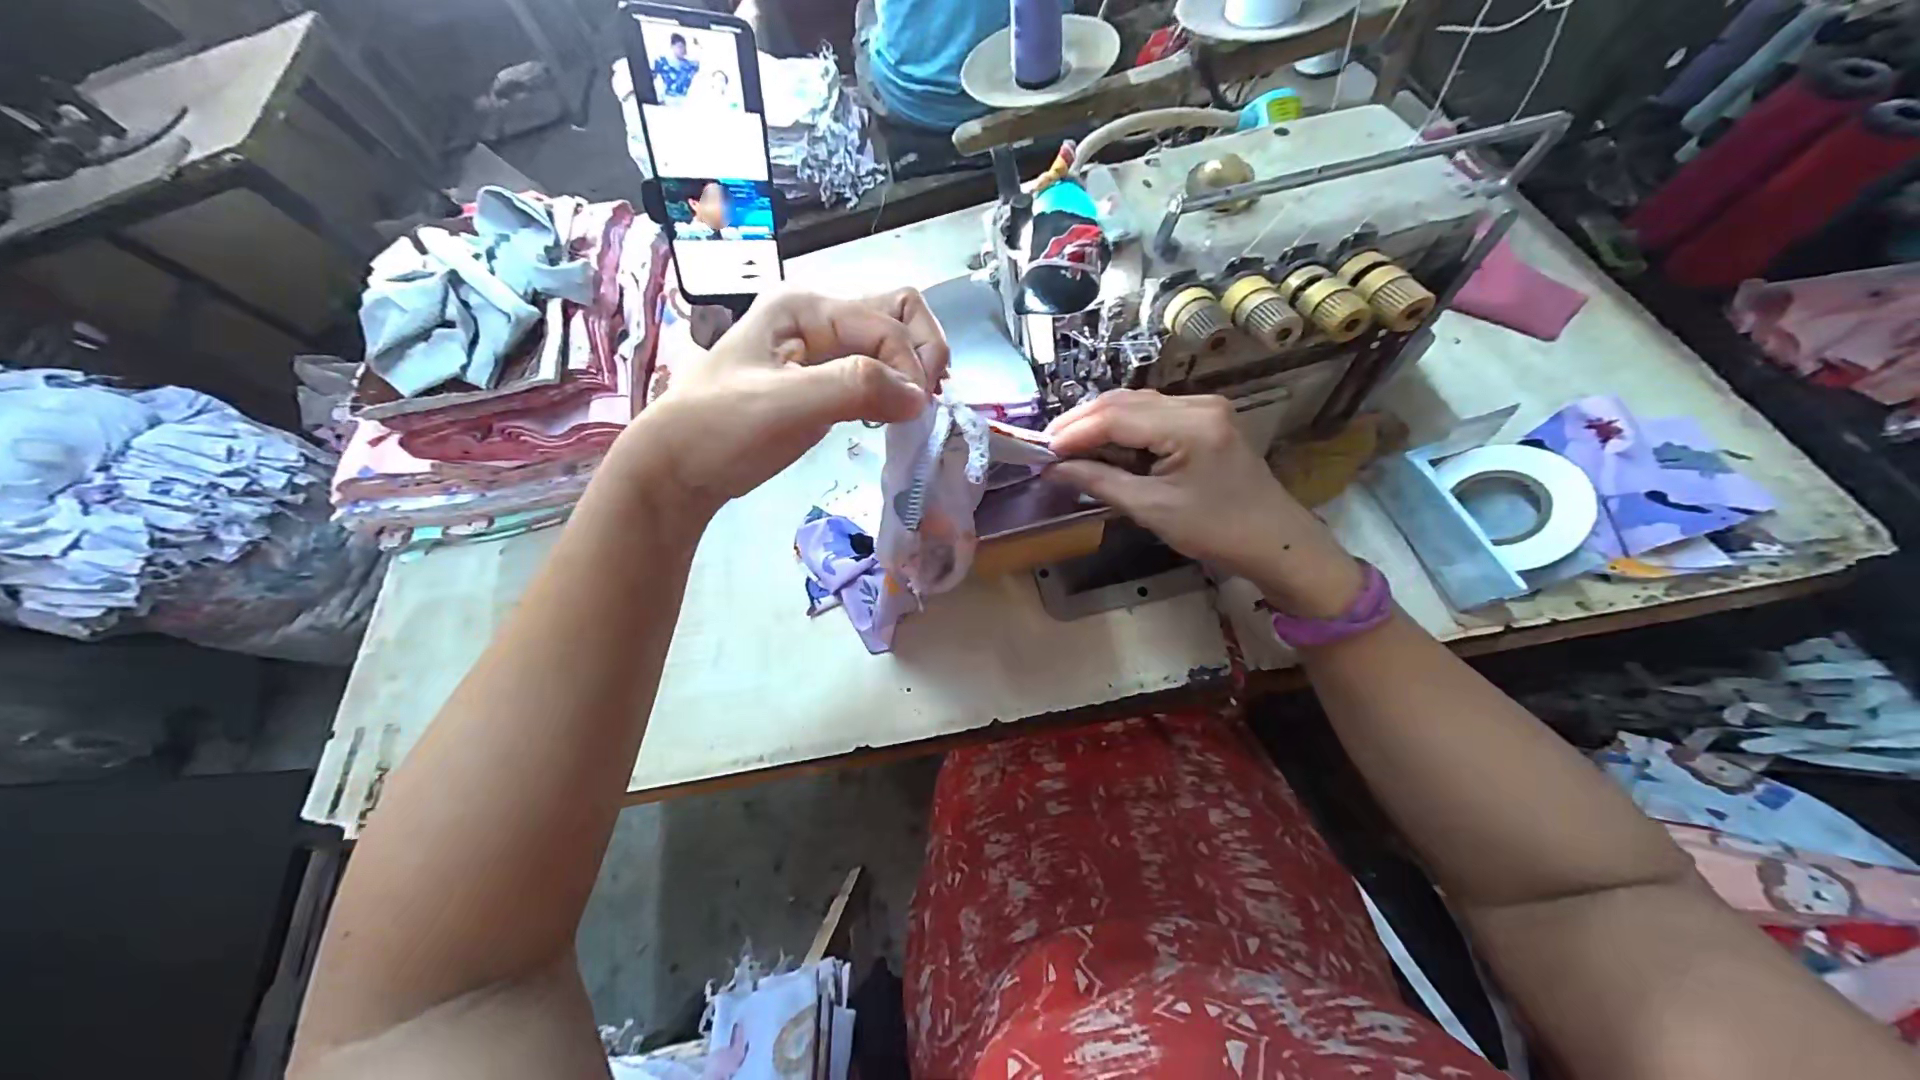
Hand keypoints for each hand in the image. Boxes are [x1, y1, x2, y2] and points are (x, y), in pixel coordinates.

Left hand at [611, 288, 948, 518]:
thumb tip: (920, 398)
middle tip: (925, 401)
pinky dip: (894, 390)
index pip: (886, 323)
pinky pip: (875, 374)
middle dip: (922, 354)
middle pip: (897, 315)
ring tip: (915, 408)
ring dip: (912, 370)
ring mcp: (820, 350)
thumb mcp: (786, 403)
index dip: (909, 364)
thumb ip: (854, 388)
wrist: (678, 467)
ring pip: (890, 344)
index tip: (914, 412)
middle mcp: (818, 318)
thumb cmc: (721, 428)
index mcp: (805, 307)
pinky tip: (895, 414)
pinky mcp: (823, 382)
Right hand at [1045, 390, 1364, 617]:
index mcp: (1189, 424)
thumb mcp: (1151, 508)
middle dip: (1082, 422)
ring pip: (1136, 404)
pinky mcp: (1204, 419)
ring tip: (1067, 445)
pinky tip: (1102, 444)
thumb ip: (1099, 482)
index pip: (1116, 416)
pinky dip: (1122, 428)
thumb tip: (1053, 470)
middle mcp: (1197, 404)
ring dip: (1100, 422)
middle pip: (1124, 401)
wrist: (1273, 540)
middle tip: (1047, 446)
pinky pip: (1152, 414)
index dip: (1074, 431)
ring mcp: (1204, 408)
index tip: (1041, 450)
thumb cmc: (1215, 530)